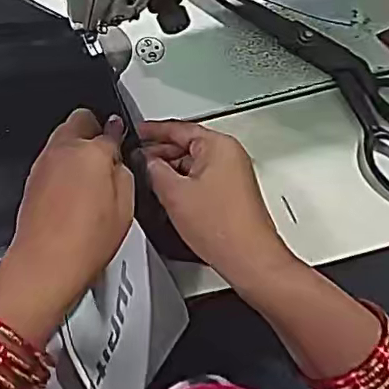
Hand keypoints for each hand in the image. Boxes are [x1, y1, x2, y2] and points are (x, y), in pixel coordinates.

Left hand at [0, 110, 135, 338]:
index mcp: (91, 151)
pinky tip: (73, 189)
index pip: (110, 128)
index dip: (119, 135)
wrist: (46, 262)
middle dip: (93, 128)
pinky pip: (51, 158)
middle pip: (79, 119)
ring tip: (91, 173)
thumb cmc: (83, 241)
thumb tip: (118, 165)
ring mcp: (44, 162)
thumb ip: (124, 173)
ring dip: (76, 146)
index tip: (121, 138)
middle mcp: (62, 149)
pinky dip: (62, 165)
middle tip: (106, 147)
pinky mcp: (32, 177)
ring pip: (62, 137)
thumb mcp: (126, 207)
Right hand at [139, 120, 302, 289]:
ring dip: (171, 170)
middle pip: (186, 144)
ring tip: (151, 181)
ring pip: (193, 162)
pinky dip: (184, 183)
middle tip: (138, 159)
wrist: (250, 260)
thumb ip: (152, 168)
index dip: (152, 130)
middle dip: (160, 152)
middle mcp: (230, 155)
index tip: (138, 132)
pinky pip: (202, 177)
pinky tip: (170, 196)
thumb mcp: (172, 192)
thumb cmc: (225, 229)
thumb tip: (145, 160)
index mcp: (219, 146)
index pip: (178, 128)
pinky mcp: (232, 191)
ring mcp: (234, 174)